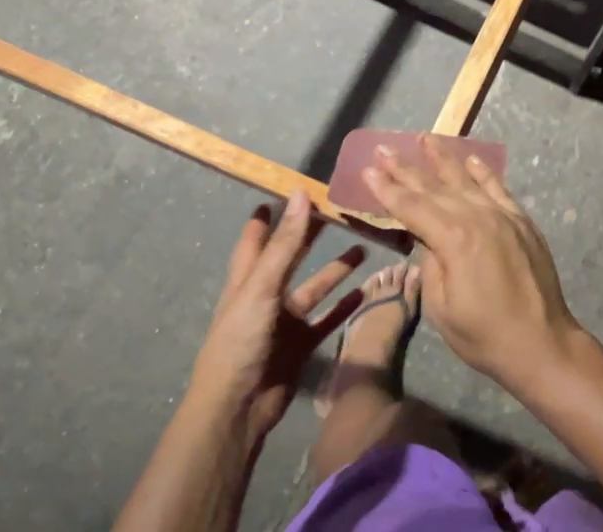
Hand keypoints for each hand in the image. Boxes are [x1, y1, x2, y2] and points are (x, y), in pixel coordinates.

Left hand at [186, 193, 365, 438]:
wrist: (237, 408)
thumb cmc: (240, 341)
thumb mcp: (262, 287)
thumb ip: (285, 244)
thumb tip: (301, 194)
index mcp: (247, 281)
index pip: (257, 240)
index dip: (267, 219)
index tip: (282, 194)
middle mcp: (265, 297)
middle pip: (289, 258)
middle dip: (307, 236)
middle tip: (333, 211)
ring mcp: (285, 322)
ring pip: (314, 288)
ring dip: (334, 270)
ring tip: (362, 248)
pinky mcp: (301, 345)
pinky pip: (327, 320)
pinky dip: (344, 307)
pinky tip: (365, 292)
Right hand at [363, 137, 583, 387]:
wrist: (541, 341)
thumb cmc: (483, 334)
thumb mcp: (441, 306)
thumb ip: (429, 263)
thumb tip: (425, 236)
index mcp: (453, 239)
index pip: (412, 207)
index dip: (387, 189)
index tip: (368, 169)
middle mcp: (478, 217)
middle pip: (435, 187)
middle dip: (407, 169)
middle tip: (384, 149)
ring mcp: (503, 216)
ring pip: (467, 180)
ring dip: (443, 159)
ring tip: (425, 138)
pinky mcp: (522, 221)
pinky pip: (499, 188)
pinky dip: (483, 172)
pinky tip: (471, 160)